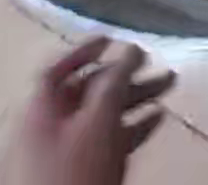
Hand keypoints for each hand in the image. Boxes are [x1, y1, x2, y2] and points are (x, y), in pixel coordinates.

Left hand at [0, 36, 176, 184]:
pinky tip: (155, 117)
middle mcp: (45, 131)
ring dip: (135, 95)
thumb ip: (114, 82)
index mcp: (38, 115)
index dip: (82, 51)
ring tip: (169, 84)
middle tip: (155, 61)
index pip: (55, 72)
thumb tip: (131, 48)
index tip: (113, 37)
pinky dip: (130, 123)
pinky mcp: (75, 173)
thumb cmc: (73, 171)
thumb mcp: (98, 121)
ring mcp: (58, 155)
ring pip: (100, 113)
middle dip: (124, 73)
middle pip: (85, 91)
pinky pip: (104, 138)